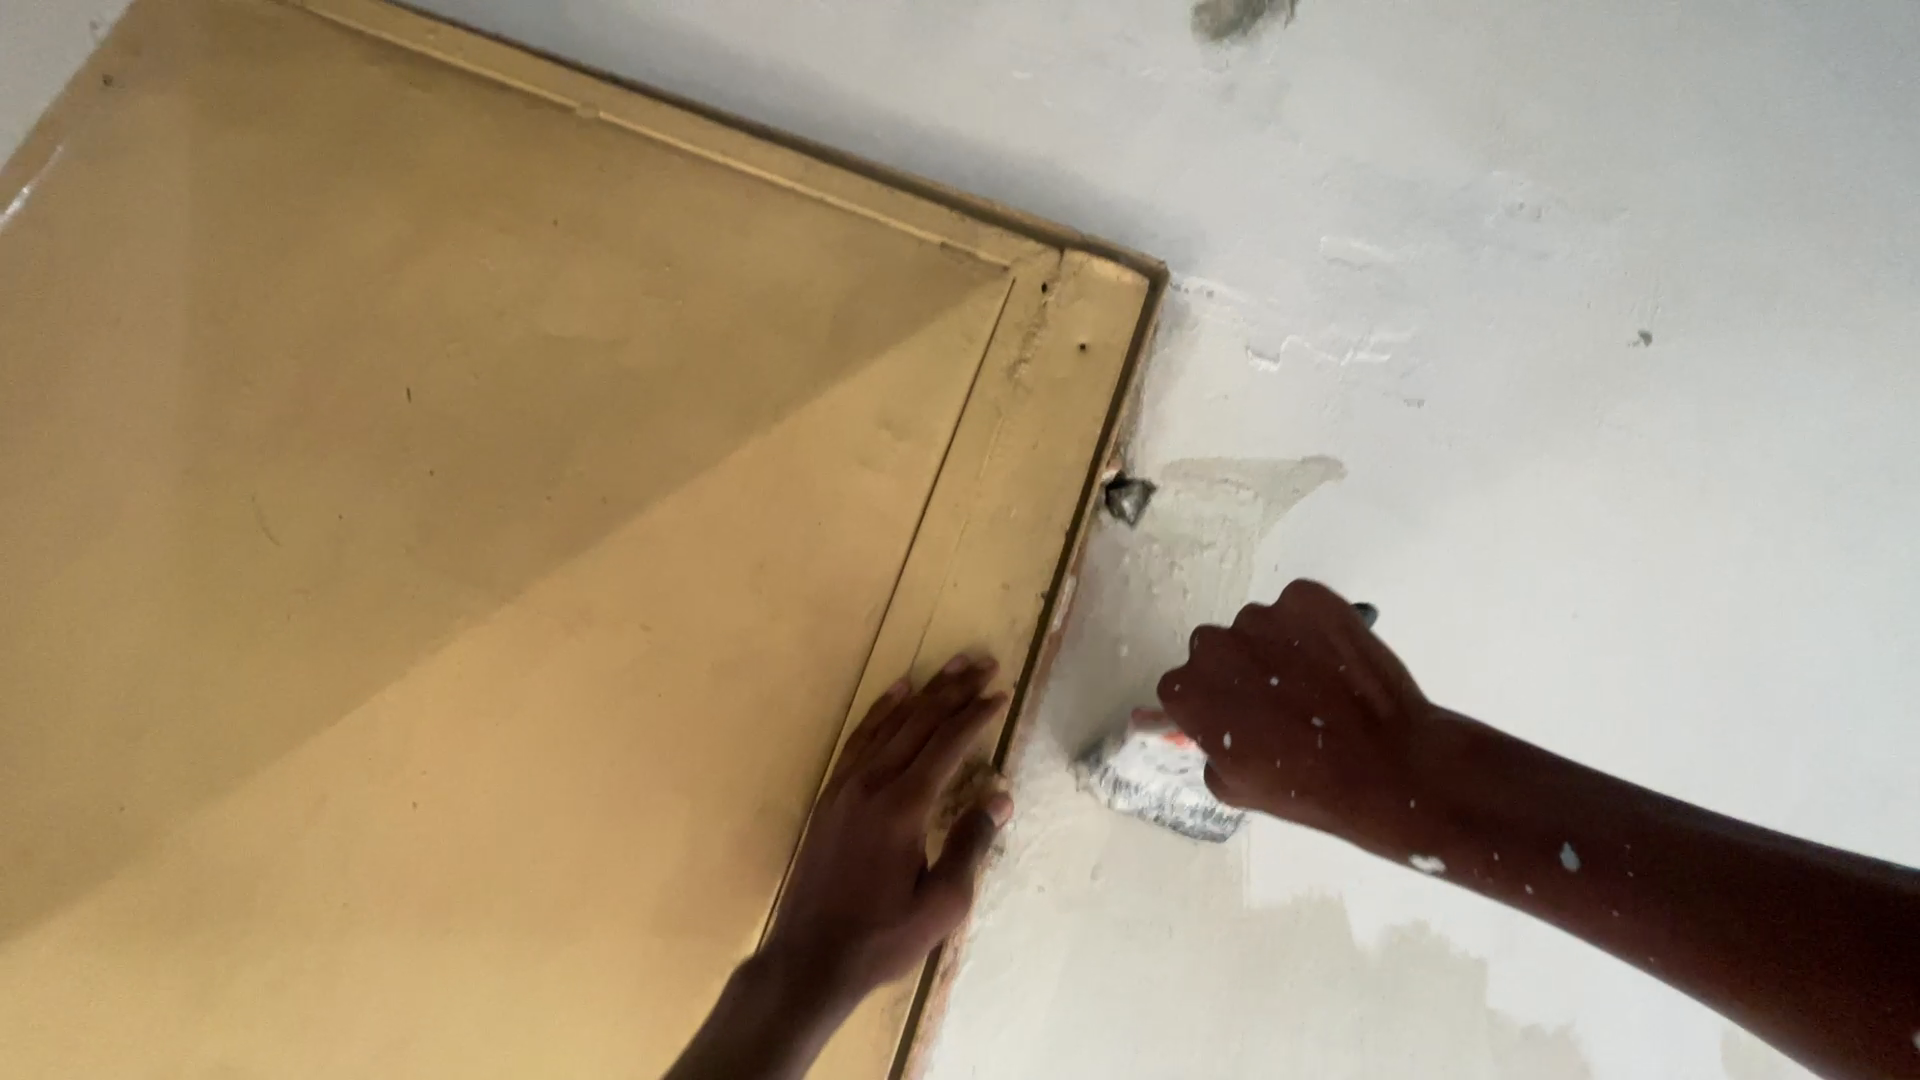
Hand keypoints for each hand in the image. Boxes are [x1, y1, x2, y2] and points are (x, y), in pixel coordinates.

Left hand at [759, 654, 1012, 1008]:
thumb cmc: (882, 937)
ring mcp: (847, 784)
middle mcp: (874, 782)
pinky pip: (860, 737)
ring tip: (951, 666)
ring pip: (892, 722)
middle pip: (921, 722)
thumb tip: (1000, 797)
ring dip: (925, 691)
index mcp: (905, 807)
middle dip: (956, 689)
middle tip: (984, 661)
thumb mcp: (942, 905)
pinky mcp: (831, 793)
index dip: (977, 716)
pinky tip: (898, 692)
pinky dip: (882, 710)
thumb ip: (971, 844)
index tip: (1001, 693)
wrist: (809, 958)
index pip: (949, 745)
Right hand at [1157, 579, 1436, 853]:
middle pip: (1215, 651)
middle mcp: (1213, 644)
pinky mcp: (1306, 597)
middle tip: (1277, 701)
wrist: (1391, 766)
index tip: (1238, 719)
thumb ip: (1209, 747)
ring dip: (1274, 647)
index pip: (1183, 687)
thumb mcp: (1235, 787)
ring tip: (1316, 684)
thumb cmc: (1305, 787)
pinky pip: (1298, 607)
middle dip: (1237, 670)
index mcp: (1186, 690)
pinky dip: (1312, 626)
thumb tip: (1217, 729)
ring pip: (1257, 628)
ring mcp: (1261, 616)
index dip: (1211, 703)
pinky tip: (1336, 660)